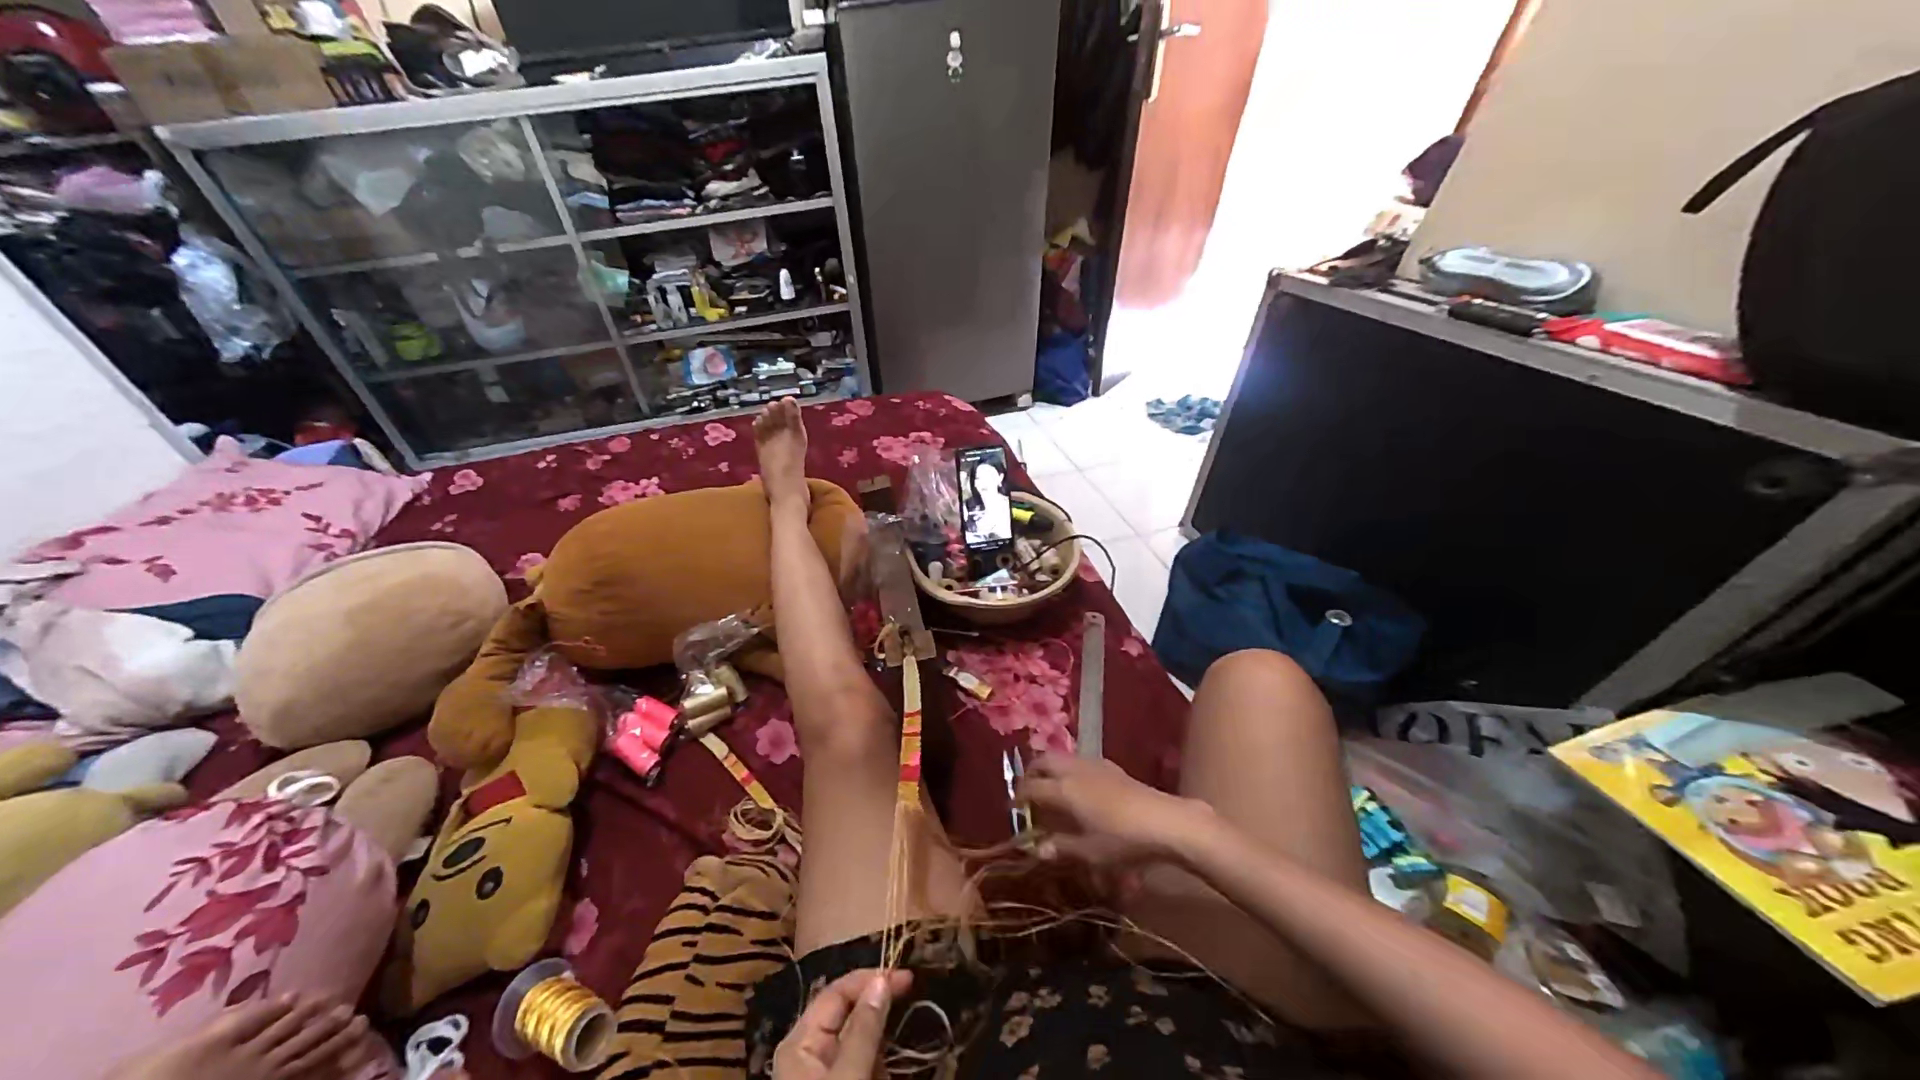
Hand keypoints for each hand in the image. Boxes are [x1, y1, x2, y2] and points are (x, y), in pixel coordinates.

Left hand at [772, 969, 910, 1079]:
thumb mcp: (848, 1075)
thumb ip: (864, 1030)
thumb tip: (882, 980)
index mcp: (800, 1042)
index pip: (836, 992)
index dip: (870, 979)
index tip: (906, 976)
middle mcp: (809, 1052)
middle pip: (847, 1012)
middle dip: (877, 1004)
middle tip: (910, 992)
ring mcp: (823, 1073)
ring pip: (858, 1039)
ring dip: (880, 1037)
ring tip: (898, 1036)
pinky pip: (862, 1064)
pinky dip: (878, 1062)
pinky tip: (886, 1072)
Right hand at [1015, 754, 1209, 869]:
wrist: (1165, 821)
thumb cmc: (1122, 840)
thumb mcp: (1089, 852)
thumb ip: (1061, 847)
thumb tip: (1038, 848)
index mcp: (1063, 789)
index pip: (1031, 787)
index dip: (1018, 798)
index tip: (1013, 808)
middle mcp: (1074, 770)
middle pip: (1043, 761)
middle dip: (1031, 772)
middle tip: (1028, 790)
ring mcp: (1095, 765)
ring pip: (1063, 757)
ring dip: (1052, 768)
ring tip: (1051, 787)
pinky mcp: (1113, 767)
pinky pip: (1081, 761)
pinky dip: (1071, 769)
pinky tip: (1081, 786)